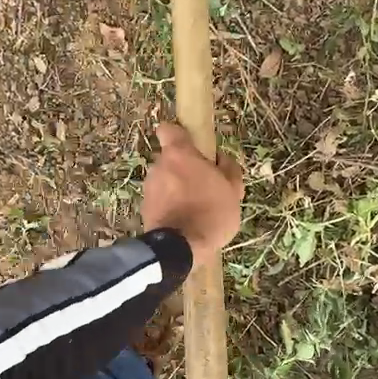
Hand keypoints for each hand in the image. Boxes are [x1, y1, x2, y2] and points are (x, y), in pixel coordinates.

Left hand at [140, 122, 243, 268]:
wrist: (181, 248)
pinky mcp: (144, 207)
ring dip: (177, 188)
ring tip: (196, 208)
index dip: (179, 136)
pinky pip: (160, 199)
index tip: (193, 148)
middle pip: (171, 159)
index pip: (168, 130)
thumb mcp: (233, 190)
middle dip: (184, 169)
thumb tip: (220, 158)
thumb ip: (228, 168)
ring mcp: (149, 187)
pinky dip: (170, 205)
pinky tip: (185, 220)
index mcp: (178, 155)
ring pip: (165, 180)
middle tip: (205, 187)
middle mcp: (158, 166)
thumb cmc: (211, 212)